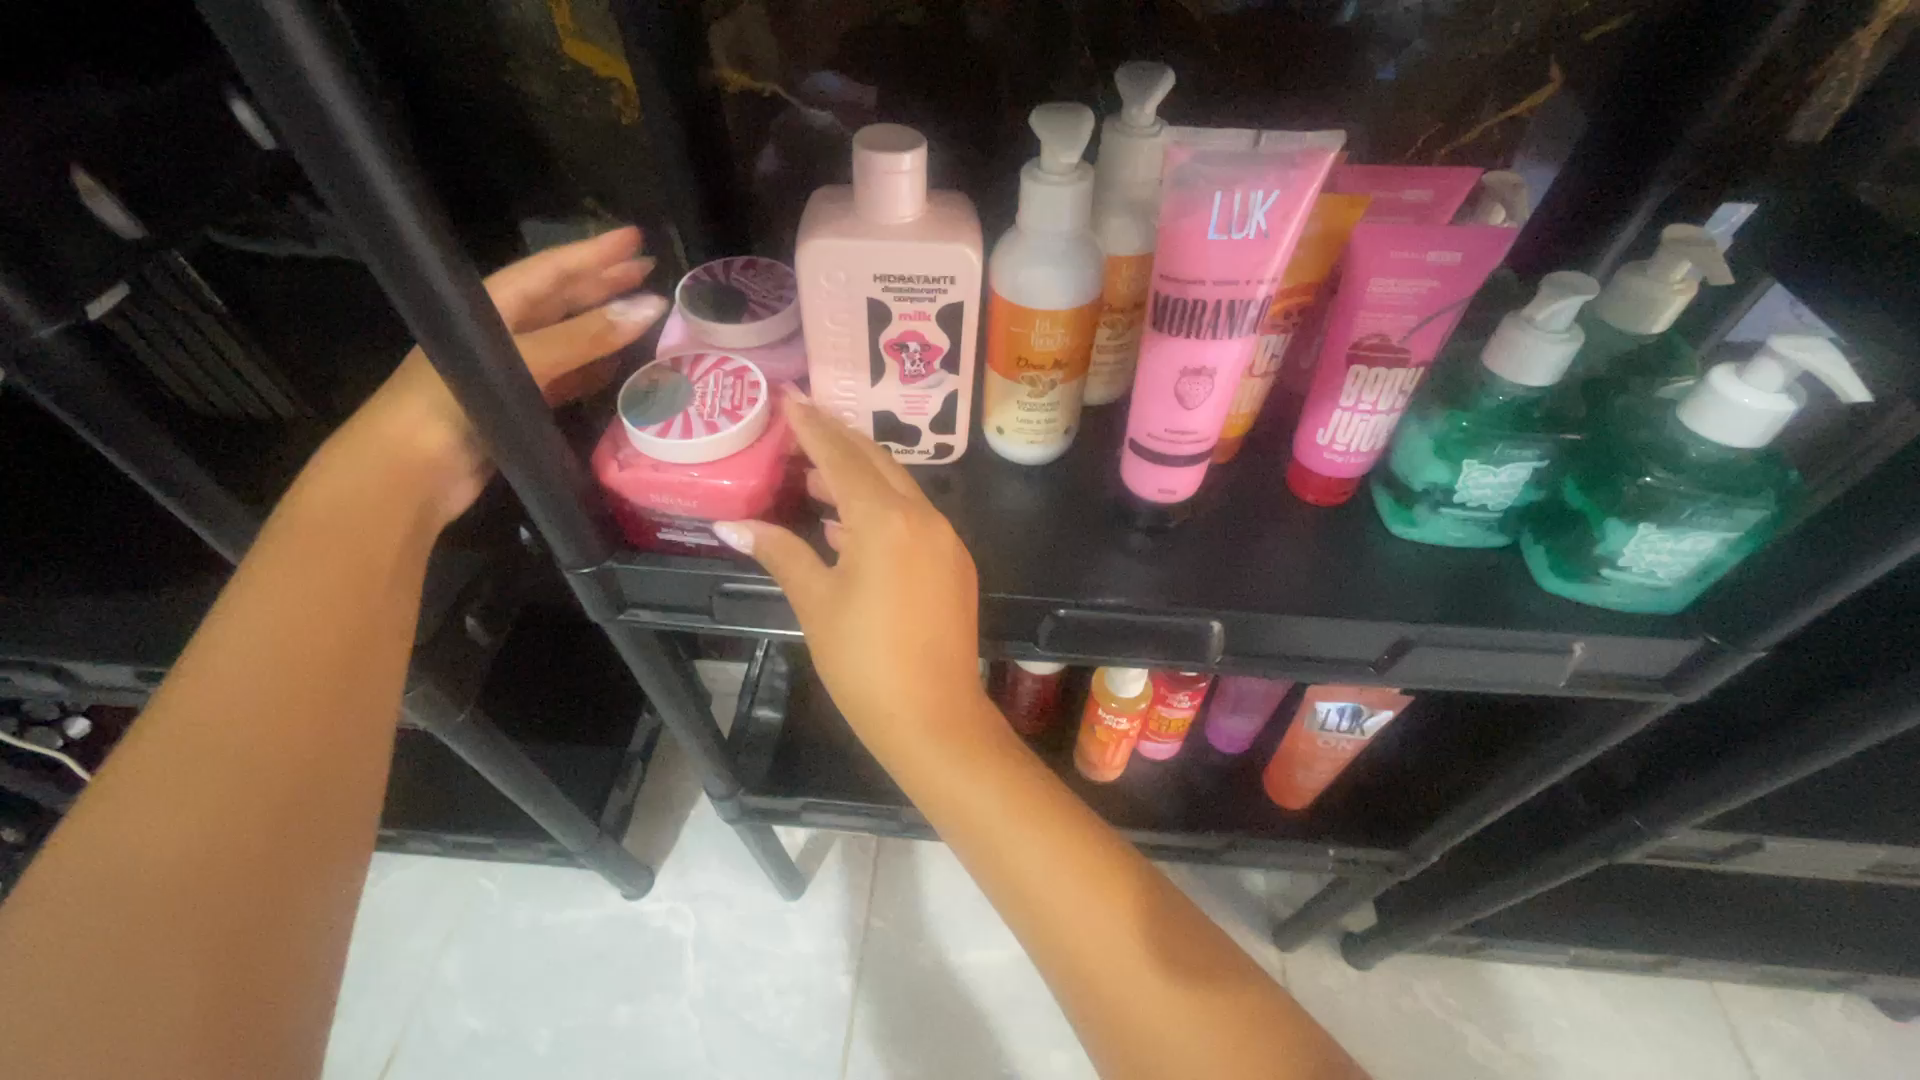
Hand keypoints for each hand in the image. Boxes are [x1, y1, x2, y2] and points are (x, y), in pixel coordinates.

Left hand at [337, 226, 668, 525]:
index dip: (594, 253)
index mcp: (490, 308)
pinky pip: (567, 380)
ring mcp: (511, 372)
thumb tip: (651, 307)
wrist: (411, 471)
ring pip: (567, 340)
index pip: (551, 270)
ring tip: (645, 315)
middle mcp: (501, 333)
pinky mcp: (519, 407)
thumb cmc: (454, 403)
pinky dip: (594, 372)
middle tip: (648, 270)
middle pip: (560, 300)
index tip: (635, 238)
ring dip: (604, 328)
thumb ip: (585, 337)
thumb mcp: (522, 362)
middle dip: (603, 284)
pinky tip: (620, 369)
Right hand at [713, 398, 994, 765]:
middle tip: (801, 426)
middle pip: (877, 464)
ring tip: (814, 478)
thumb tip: (731, 525)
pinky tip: (849, 526)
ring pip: (899, 491)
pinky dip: (882, 511)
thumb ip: (779, 553)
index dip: (812, 427)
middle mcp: (923, 517)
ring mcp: (946, 541)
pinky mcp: (955, 566)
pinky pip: (915, 521)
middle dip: (839, 442)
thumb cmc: (864, 662)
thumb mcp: (815, 603)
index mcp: (886, 519)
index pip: (842, 457)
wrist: (934, 718)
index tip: (789, 398)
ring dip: (860, 479)